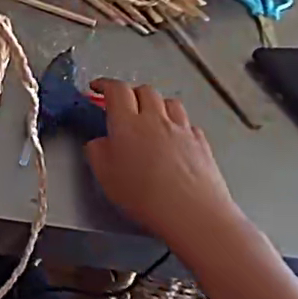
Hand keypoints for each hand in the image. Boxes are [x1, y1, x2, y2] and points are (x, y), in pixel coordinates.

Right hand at [84, 81, 251, 259]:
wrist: (193, 214)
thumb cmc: (144, 195)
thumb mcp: (104, 175)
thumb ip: (96, 151)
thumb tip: (99, 141)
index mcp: (127, 122)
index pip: (116, 89)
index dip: (104, 84)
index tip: (96, 87)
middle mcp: (156, 118)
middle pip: (144, 90)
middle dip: (130, 93)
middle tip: (122, 105)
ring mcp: (182, 129)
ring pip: (169, 102)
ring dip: (156, 104)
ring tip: (150, 117)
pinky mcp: (201, 143)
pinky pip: (187, 123)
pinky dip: (177, 123)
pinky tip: (173, 137)